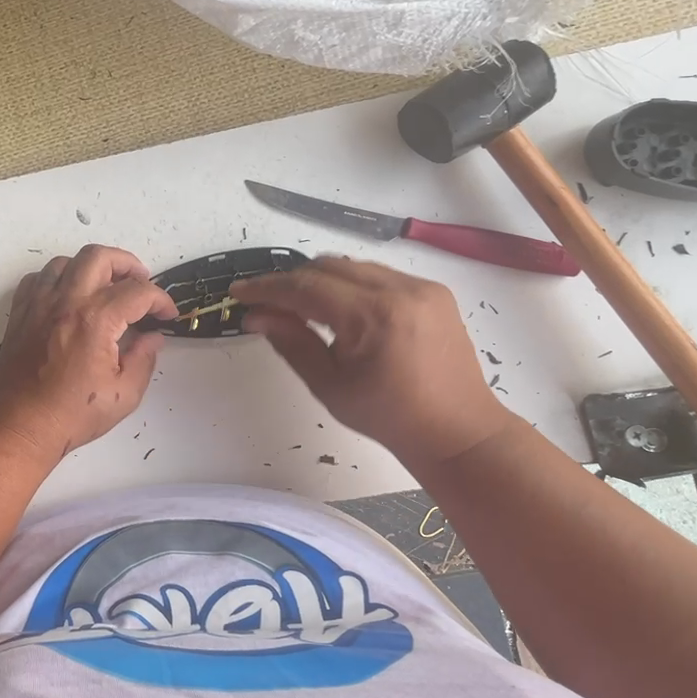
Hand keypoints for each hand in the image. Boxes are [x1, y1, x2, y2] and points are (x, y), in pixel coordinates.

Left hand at [0, 245, 178, 460]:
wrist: (22, 428)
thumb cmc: (71, 415)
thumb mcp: (124, 394)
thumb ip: (144, 359)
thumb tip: (152, 338)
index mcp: (94, 321)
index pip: (137, 292)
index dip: (160, 300)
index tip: (166, 314)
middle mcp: (65, 303)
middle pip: (99, 257)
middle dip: (127, 265)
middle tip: (140, 284)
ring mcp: (38, 306)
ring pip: (65, 262)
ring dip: (90, 268)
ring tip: (105, 287)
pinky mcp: (20, 314)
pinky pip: (37, 279)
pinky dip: (57, 279)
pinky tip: (69, 296)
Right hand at [231, 257, 516, 467]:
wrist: (457, 430)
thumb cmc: (388, 416)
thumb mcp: (328, 384)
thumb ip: (291, 342)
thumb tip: (256, 316)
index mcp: (374, 315)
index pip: (307, 287)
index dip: (267, 288)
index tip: (239, 292)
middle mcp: (401, 290)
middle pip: (328, 267)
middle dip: (290, 281)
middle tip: (264, 303)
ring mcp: (422, 287)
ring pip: (352, 267)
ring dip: (318, 280)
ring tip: (296, 306)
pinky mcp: (433, 292)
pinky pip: (377, 274)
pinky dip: (348, 284)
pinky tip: (336, 308)